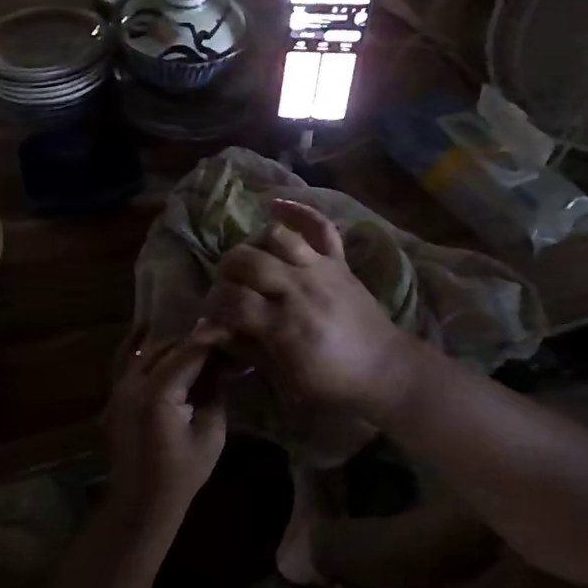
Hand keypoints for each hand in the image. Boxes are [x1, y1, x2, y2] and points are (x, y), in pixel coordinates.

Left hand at [101, 328, 228, 517]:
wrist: (139, 503)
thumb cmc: (180, 476)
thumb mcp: (210, 435)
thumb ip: (214, 394)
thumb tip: (221, 368)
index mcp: (158, 394)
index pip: (190, 354)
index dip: (214, 344)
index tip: (235, 338)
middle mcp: (133, 383)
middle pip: (167, 347)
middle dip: (194, 343)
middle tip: (222, 347)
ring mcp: (118, 388)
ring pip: (145, 351)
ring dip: (171, 344)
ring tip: (197, 344)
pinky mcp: (113, 395)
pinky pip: (123, 361)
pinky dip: (135, 345)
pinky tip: (145, 328)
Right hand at [203, 199, 423, 418]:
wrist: (384, 370)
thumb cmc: (328, 380)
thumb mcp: (280, 373)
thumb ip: (243, 345)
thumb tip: (203, 329)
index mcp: (284, 324)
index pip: (232, 299)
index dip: (213, 304)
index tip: (212, 315)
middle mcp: (300, 289)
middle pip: (247, 260)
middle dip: (226, 272)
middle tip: (227, 288)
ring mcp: (321, 270)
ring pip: (277, 237)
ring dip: (253, 245)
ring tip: (249, 262)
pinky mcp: (339, 261)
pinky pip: (320, 226)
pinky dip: (298, 212)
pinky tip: (275, 207)